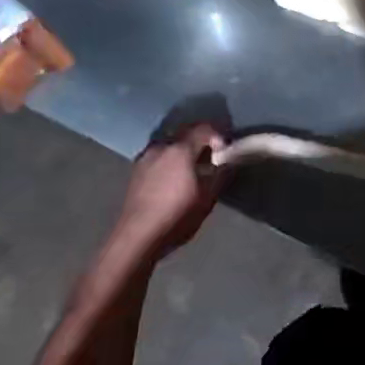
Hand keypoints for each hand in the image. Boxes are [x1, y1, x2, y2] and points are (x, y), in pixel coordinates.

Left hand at [110, 125, 227, 259]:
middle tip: (212, 160)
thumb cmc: (177, 216)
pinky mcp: (136, 169)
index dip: (218, 136)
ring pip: (171, 145)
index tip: (226, 152)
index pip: (204, 129)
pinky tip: (174, 179)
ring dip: (185, 152)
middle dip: (201, 142)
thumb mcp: (207, 198)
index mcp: (181, 150)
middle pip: (186, 133)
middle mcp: (161, 146)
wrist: (138, 235)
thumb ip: (220, 175)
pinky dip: (171, 160)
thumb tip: (228, 162)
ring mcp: (145, 156)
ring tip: (192, 171)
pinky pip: (159, 156)